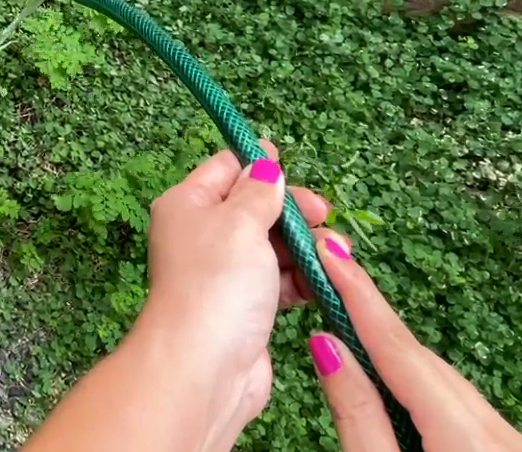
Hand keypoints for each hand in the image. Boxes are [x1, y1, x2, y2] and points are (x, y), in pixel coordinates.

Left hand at [127, 143, 330, 448]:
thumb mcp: (239, 222)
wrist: (206, 361)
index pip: (223, 169)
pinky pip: (276, 280)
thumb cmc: (218, 280)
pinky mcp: (243, 304)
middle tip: (324, 214)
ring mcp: (221, 270)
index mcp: (186, 203)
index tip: (287, 160)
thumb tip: (264, 167)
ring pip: (269, 245)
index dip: (256, 163)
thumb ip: (257, 192)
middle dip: (289, 209)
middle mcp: (199, 232)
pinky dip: (298, 279)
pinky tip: (322, 283)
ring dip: (302, 246)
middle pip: (250, 206)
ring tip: (335, 252)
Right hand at [306, 230, 521, 450]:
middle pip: (423, 363)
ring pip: (445, 387)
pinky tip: (396, 386)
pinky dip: (424, 389)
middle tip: (325, 270)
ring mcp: (520, 448)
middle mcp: (505, 436)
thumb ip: (358, 416)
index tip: (327, 247)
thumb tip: (327, 345)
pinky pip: (464, 411)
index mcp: (467, 438)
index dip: (357, 293)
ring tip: (347, 324)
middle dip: (371, 318)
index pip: (396, 347)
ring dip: (396, 355)